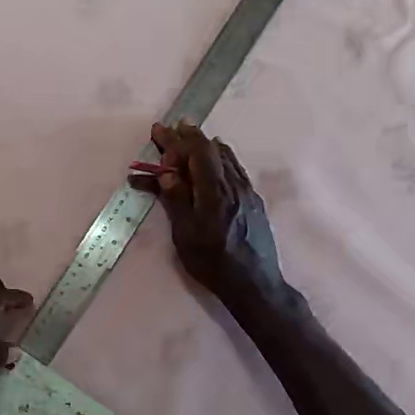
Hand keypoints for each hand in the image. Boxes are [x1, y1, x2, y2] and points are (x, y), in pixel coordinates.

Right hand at [137, 121, 286, 306]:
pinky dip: (220, 158)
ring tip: (189, 138)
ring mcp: (247, 192)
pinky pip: (235, 169)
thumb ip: (176, 199)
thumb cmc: (212, 261)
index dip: (177, 139)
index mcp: (214, 191)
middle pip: (211, 151)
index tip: (160, 129)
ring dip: (204, 146)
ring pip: (226, 158)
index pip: (197, 152)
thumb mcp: (185, 233)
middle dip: (187, 138)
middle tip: (168, 130)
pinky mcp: (254, 202)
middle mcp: (234, 185)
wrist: (254, 284)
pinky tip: (216, 160)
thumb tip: (166, 172)